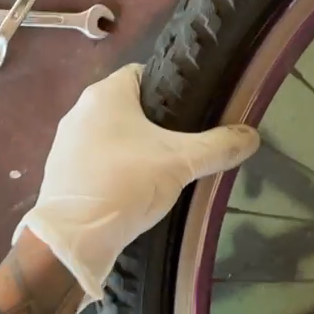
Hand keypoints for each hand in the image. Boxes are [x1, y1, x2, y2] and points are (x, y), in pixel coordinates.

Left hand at [19, 65, 260, 302]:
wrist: (74, 239)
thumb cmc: (126, 184)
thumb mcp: (181, 162)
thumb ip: (218, 147)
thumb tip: (252, 136)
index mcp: (105, 94)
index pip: (143, 74)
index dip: (171, 90)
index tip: (193, 112)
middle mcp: (79, 112)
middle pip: (127, 108)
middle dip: (155, 126)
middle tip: (184, 147)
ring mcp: (65, 145)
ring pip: (110, 138)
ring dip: (134, 152)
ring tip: (162, 173)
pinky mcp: (60, 177)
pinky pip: (96, 166)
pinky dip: (115, 174)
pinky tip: (133, 194)